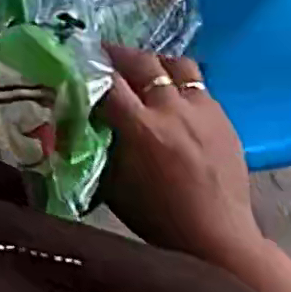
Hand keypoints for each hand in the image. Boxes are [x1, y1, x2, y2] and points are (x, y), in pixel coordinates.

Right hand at [100, 44, 266, 274]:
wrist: (217, 237)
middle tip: (104, 55)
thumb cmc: (156, 216)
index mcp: (141, 128)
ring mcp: (202, 110)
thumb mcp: (110, 182)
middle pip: (142, 62)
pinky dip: (180, 84)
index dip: (90, 67)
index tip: (78, 62)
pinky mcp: (223, 117)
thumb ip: (91, 144)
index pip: (108, 81)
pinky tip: (172, 98)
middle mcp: (171, 110)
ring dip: (155, 63)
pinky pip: (198, 85)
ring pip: (176, 64)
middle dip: (119, 54)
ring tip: (144, 70)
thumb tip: (67, 119)